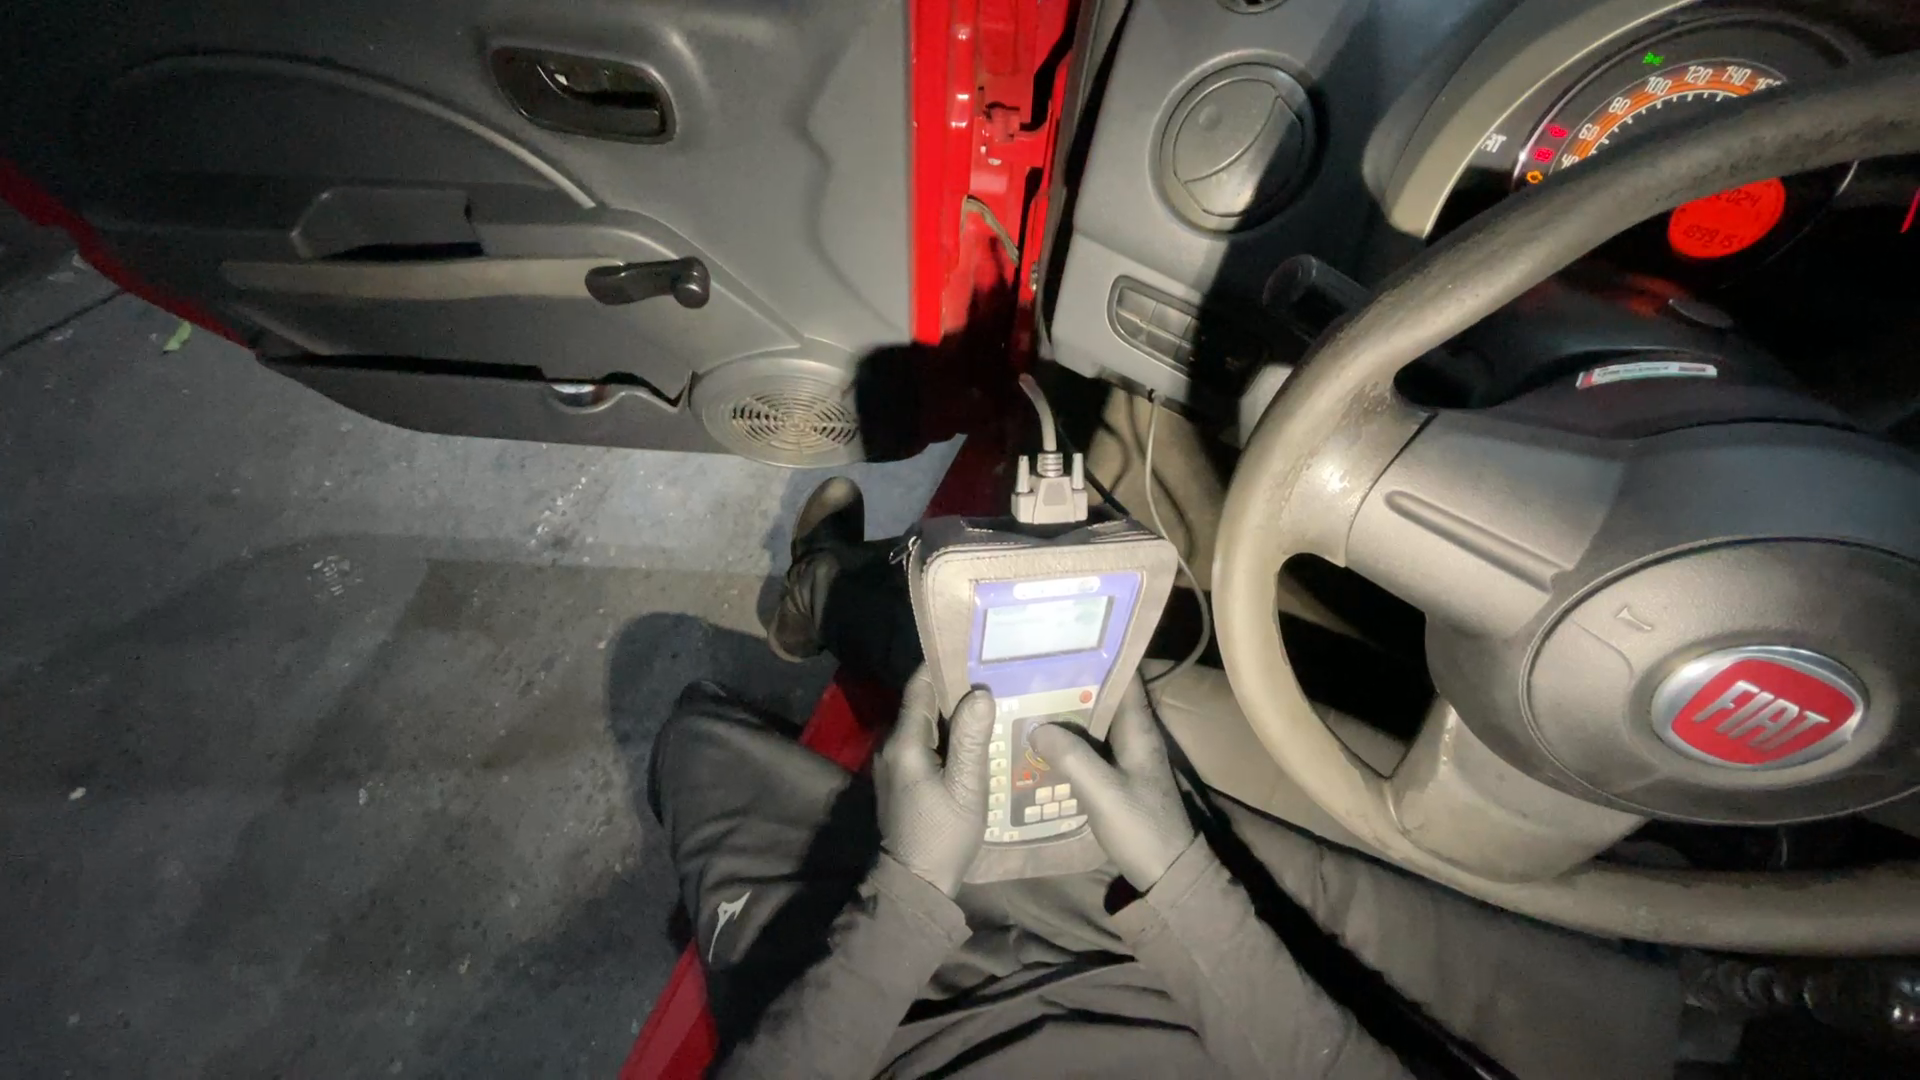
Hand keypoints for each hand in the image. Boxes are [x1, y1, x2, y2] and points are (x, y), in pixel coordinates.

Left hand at [874, 666, 994, 896]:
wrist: (916, 885)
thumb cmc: (942, 835)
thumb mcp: (965, 788)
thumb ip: (972, 740)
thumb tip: (980, 692)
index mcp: (905, 743)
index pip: (920, 688)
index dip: (942, 665)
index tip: (971, 647)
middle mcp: (892, 746)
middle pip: (923, 704)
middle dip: (953, 686)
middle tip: (990, 670)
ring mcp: (894, 764)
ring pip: (925, 723)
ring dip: (952, 711)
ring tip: (988, 696)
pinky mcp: (902, 779)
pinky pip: (924, 742)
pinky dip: (946, 733)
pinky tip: (973, 734)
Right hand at [1029, 676, 1195, 890]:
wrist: (1167, 875)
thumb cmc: (1141, 827)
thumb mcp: (1102, 791)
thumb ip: (1070, 756)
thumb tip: (1035, 728)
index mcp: (1138, 729)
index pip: (1124, 677)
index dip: (1099, 656)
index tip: (1065, 642)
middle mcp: (1133, 736)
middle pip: (1101, 697)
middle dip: (1070, 682)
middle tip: (1030, 670)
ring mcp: (1124, 757)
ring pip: (1091, 723)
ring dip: (1065, 712)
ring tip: (1026, 699)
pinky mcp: (1115, 777)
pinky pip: (1086, 748)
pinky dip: (1065, 740)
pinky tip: (1038, 742)